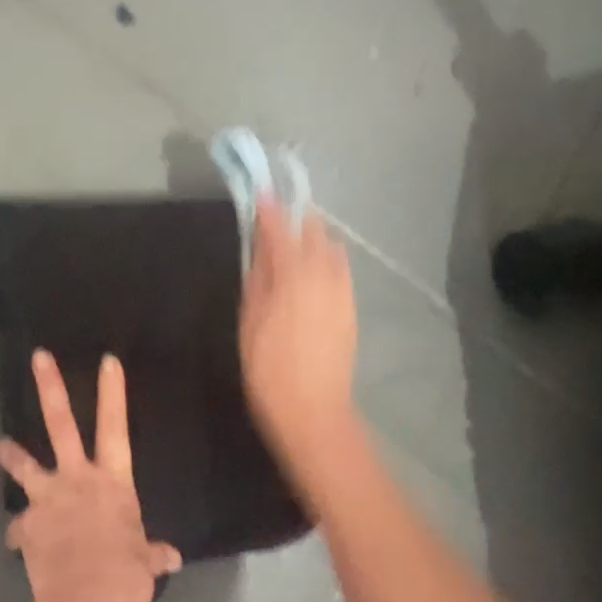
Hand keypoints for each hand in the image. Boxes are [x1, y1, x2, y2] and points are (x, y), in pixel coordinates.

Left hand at [0, 350, 182, 601]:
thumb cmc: (126, 580)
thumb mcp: (145, 563)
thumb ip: (152, 553)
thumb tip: (169, 556)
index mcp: (113, 483)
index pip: (115, 427)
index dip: (112, 393)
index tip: (107, 360)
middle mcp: (77, 479)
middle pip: (61, 423)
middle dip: (50, 387)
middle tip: (38, 356)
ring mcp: (47, 499)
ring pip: (24, 464)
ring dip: (11, 454)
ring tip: (0, 445)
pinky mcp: (26, 524)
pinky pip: (18, 527)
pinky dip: (19, 534)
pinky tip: (18, 543)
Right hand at [240, 197, 357, 455]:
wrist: (312, 410)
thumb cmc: (268, 368)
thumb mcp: (250, 320)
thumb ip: (258, 278)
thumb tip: (260, 248)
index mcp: (292, 275)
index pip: (280, 229)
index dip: (269, 209)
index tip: (260, 192)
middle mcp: (323, 274)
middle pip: (313, 231)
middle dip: (295, 218)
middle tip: (276, 214)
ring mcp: (342, 290)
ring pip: (331, 248)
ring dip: (312, 237)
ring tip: (294, 240)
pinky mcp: (350, 307)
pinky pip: (339, 269)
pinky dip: (324, 259)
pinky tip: (310, 271)